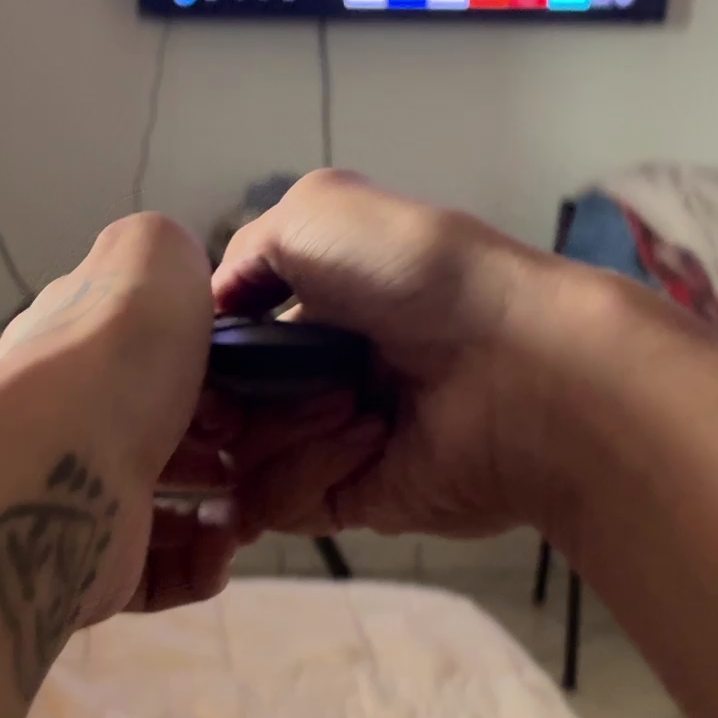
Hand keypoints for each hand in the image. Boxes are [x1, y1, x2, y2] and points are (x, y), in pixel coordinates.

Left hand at [0, 213, 237, 616]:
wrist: (64, 463)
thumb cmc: (116, 356)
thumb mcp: (151, 255)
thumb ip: (165, 252)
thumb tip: (181, 285)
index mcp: (80, 354)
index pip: (149, 363)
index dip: (212, 374)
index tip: (255, 385)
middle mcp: (75, 428)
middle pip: (168, 439)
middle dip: (229, 450)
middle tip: (265, 455)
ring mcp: (82, 504)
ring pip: (170, 512)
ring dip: (225, 513)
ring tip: (253, 513)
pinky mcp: (92, 568)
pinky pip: (162, 572)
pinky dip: (201, 565)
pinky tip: (223, 552)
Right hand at [212, 171, 583, 540]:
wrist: (516, 366)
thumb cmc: (422, 278)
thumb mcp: (321, 212)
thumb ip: (247, 250)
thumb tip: (212, 307)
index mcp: (311, 318)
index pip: (222, 354)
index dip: (201, 362)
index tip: (203, 364)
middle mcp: (313, 382)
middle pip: (220, 414)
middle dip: (239, 400)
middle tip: (290, 383)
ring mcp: (327, 446)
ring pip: (239, 461)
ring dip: (290, 429)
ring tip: (361, 407)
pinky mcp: (347, 502)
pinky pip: (277, 505)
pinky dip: (311, 469)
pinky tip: (371, 442)